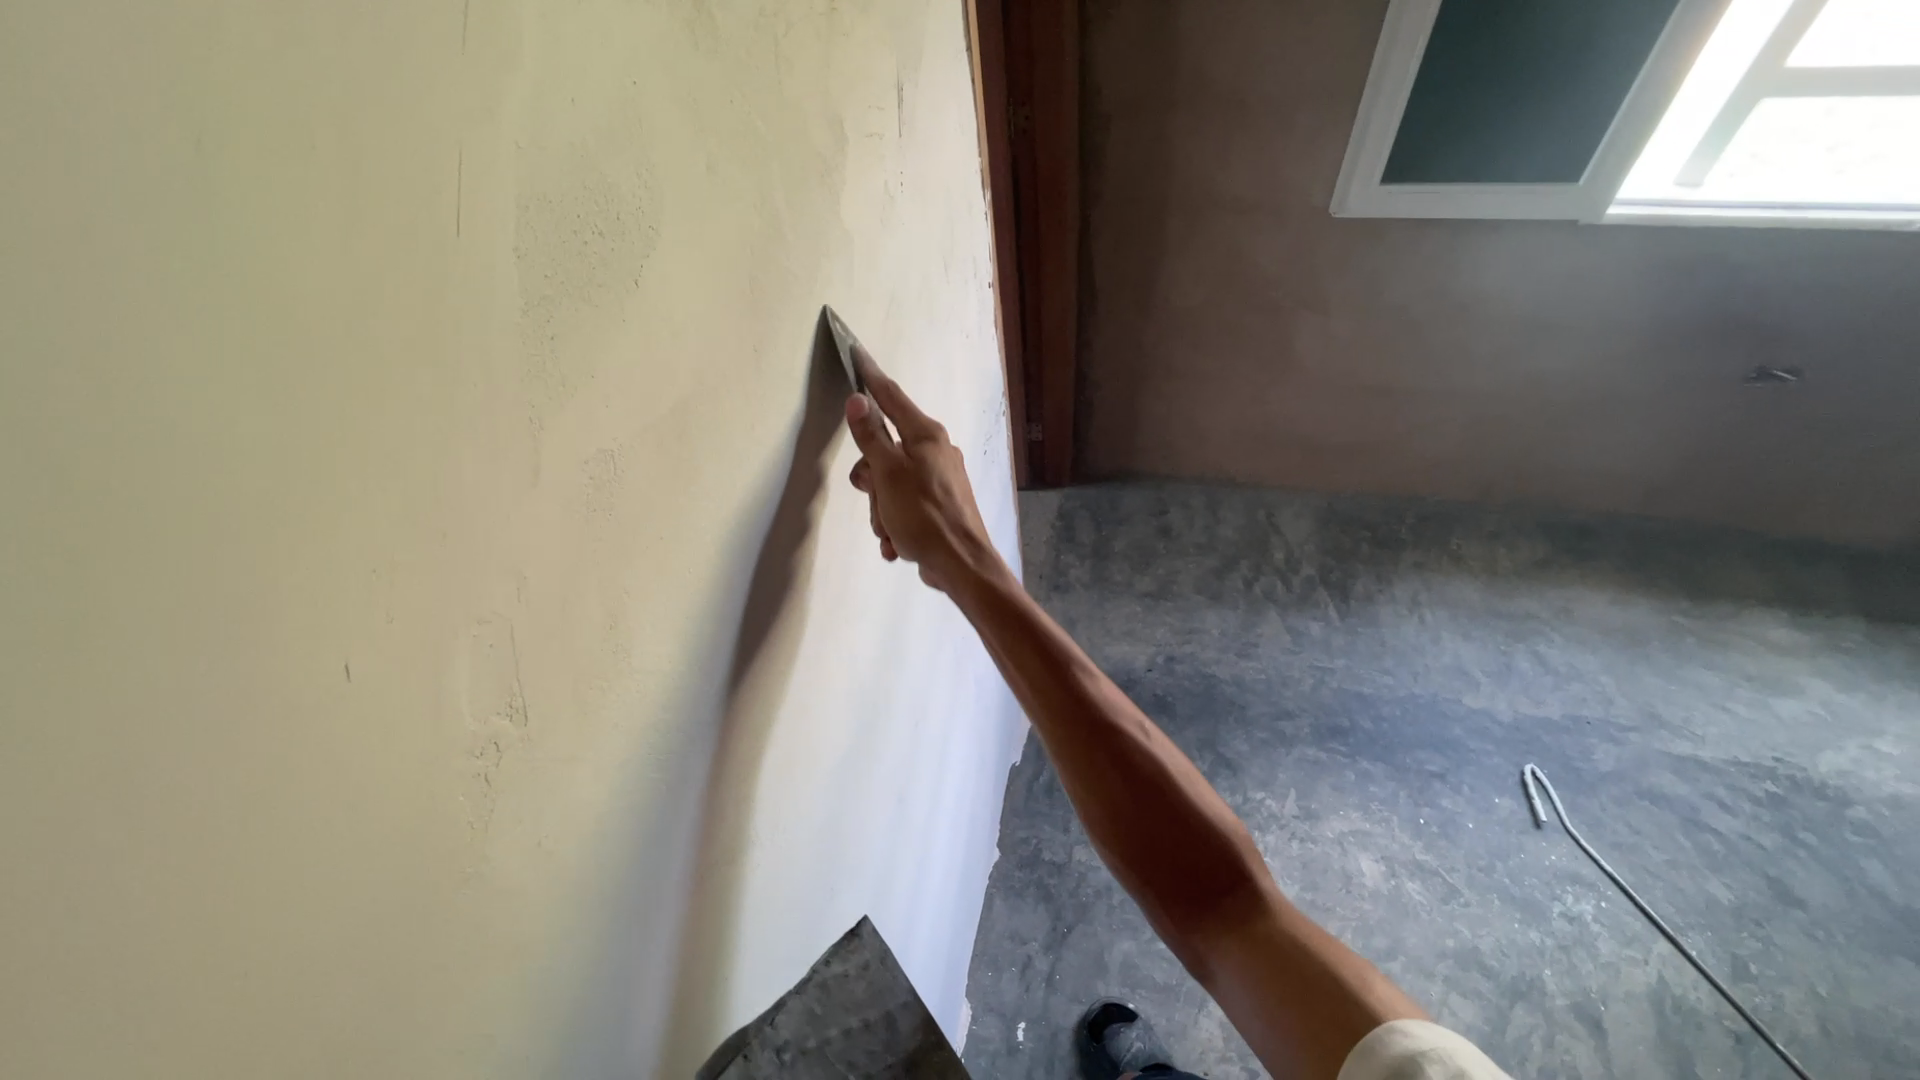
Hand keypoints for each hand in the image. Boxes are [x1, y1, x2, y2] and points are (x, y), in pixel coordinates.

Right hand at [844, 356, 1002, 594]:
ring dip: (882, 511)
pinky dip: (896, 526)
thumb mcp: (888, 474)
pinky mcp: (939, 507)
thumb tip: (858, 399)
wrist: (962, 564)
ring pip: (891, 484)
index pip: (890, 396)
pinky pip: (904, 508)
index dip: (869, 378)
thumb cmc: (923, 515)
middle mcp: (936, 451)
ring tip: (891, 531)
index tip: (856, 353)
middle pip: (885, 450)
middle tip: (874, 498)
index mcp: (926, 435)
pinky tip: (898, 544)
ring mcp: (939, 480)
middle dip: (872, 481)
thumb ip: (871, 436)